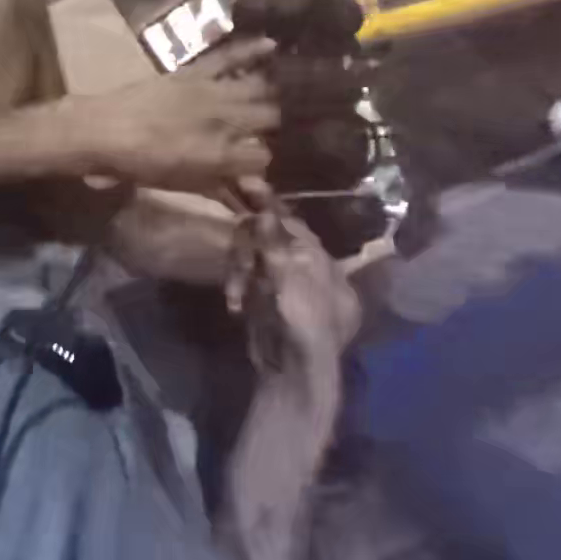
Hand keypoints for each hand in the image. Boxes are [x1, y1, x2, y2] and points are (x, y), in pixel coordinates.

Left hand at [71, 38, 280, 190]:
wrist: (102, 131)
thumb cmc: (139, 165)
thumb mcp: (181, 184)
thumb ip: (220, 188)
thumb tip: (251, 198)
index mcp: (220, 156)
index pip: (265, 158)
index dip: (274, 162)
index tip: (277, 162)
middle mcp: (224, 122)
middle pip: (271, 119)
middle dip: (286, 124)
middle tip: (300, 122)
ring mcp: (211, 93)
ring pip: (259, 88)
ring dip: (281, 89)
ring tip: (303, 85)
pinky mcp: (194, 73)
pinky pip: (227, 58)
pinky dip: (249, 49)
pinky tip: (272, 43)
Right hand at [226, 180, 360, 372]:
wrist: (296, 376)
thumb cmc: (303, 323)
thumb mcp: (290, 278)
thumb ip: (276, 242)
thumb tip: (267, 208)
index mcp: (325, 264)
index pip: (295, 225)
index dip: (271, 205)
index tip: (246, 183)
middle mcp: (311, 274)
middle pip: (274, 241)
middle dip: (251, 246)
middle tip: (235, 251)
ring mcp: (289, 291)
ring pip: (257, 262)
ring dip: (242, 273)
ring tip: (237, 295)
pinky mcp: (269, 305)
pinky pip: (250, 284)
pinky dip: (242, 291)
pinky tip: (237, 305)